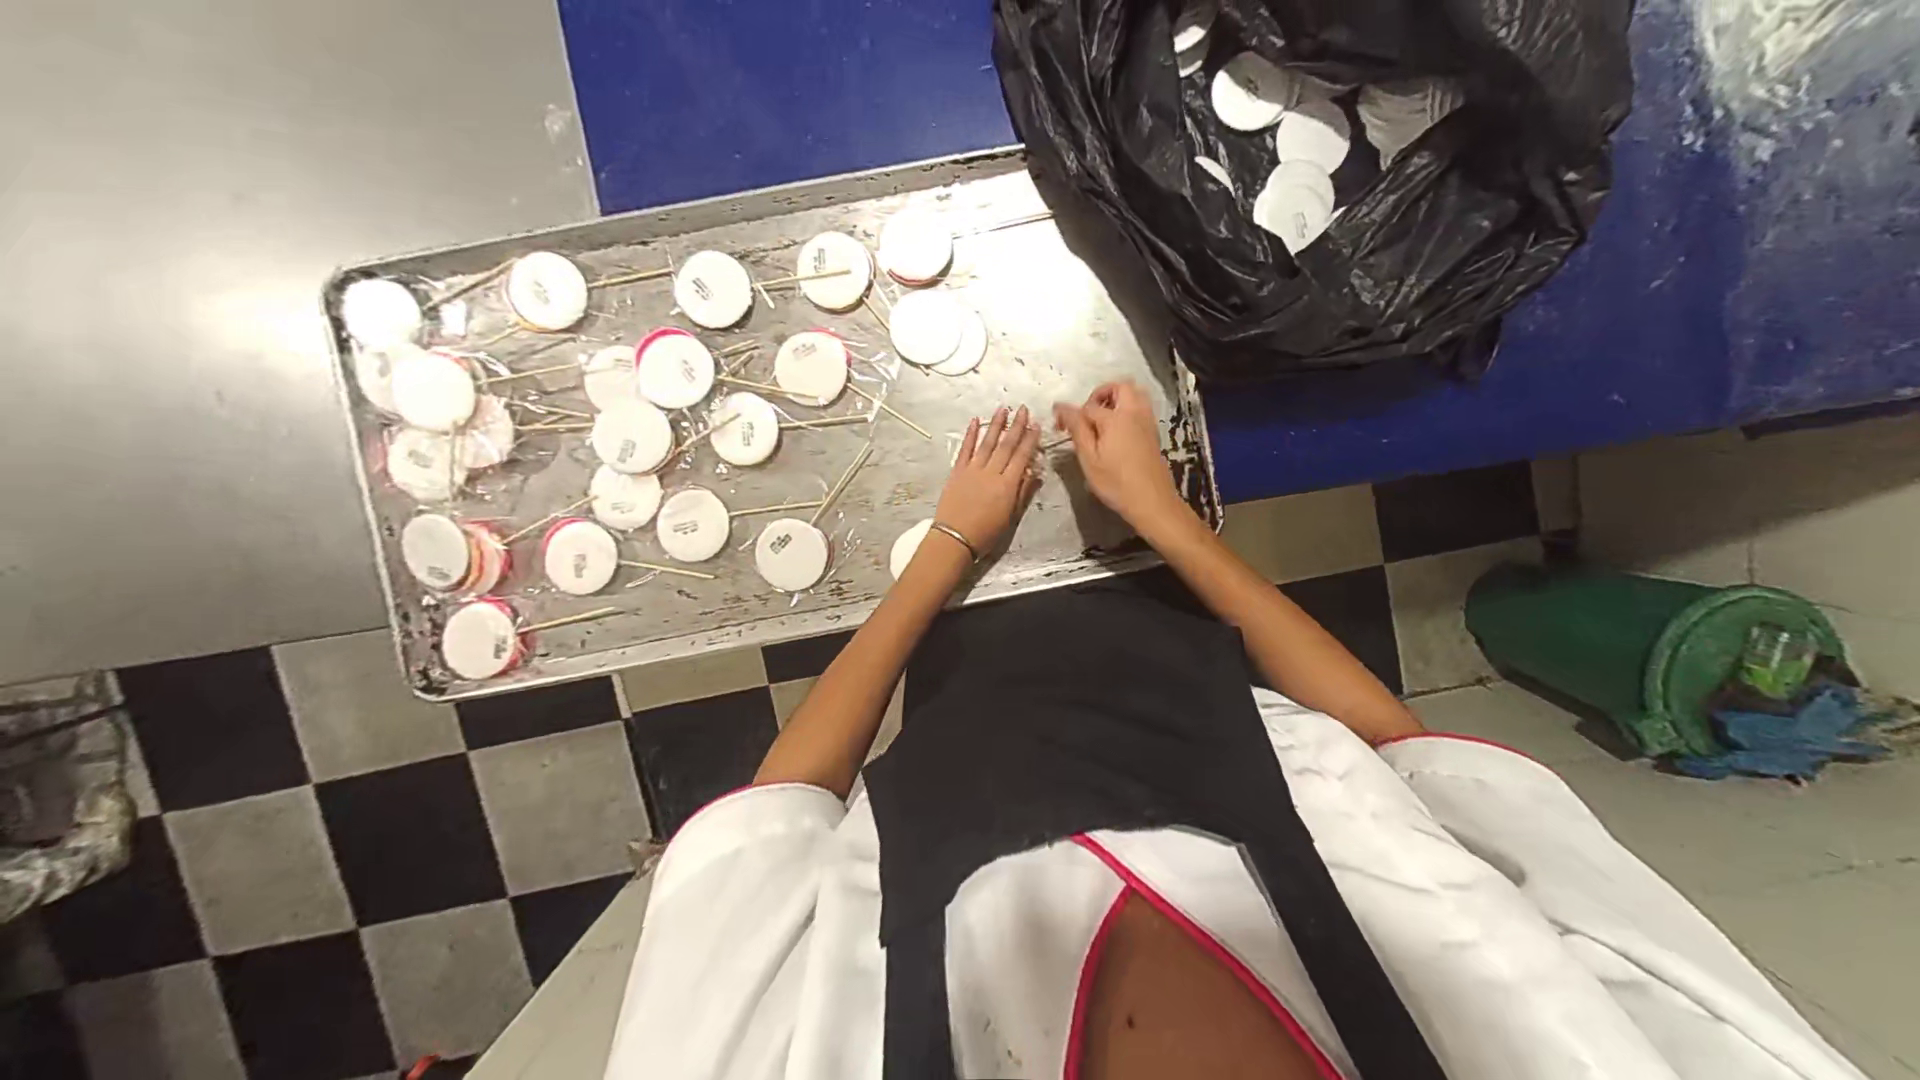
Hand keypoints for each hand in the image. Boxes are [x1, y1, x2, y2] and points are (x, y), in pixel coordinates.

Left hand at [933, 405, 1041, 557]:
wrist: (955, 539)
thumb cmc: (986, 534)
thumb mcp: (1011, 517)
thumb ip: (1022, 493)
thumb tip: (1035, 473)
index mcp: (1007, 485)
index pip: (1022, 456)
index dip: (1030, 439)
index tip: (1035, 424)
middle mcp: (991, 473)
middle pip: (1006, 445)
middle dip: (1016, 426)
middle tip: (1023, 408)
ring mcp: (973, 470)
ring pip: (987, 442)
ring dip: (996, 425)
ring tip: (1003, 409)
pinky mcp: (957, 472)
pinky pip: (965, 449)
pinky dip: (971, 434)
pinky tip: (975, 421)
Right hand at [1052, 381, 1186, 533]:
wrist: (1152, 501)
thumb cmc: (1116, 483)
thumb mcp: (1089, 459)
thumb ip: (1077, 429)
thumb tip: (1061, 406)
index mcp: (1115, 418)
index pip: (1088, 406)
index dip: (1071, 413)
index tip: (1060, 426)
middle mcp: (1134, 413)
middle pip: (1120, 386)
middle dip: (1101, 393)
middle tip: (1087, 414)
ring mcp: (1147, 422)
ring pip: (1135, 394)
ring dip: (1117, 398)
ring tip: (1102, 420)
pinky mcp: (1153, 432)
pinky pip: (1141, 407)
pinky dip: (1128, 409)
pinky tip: (1116, 432)